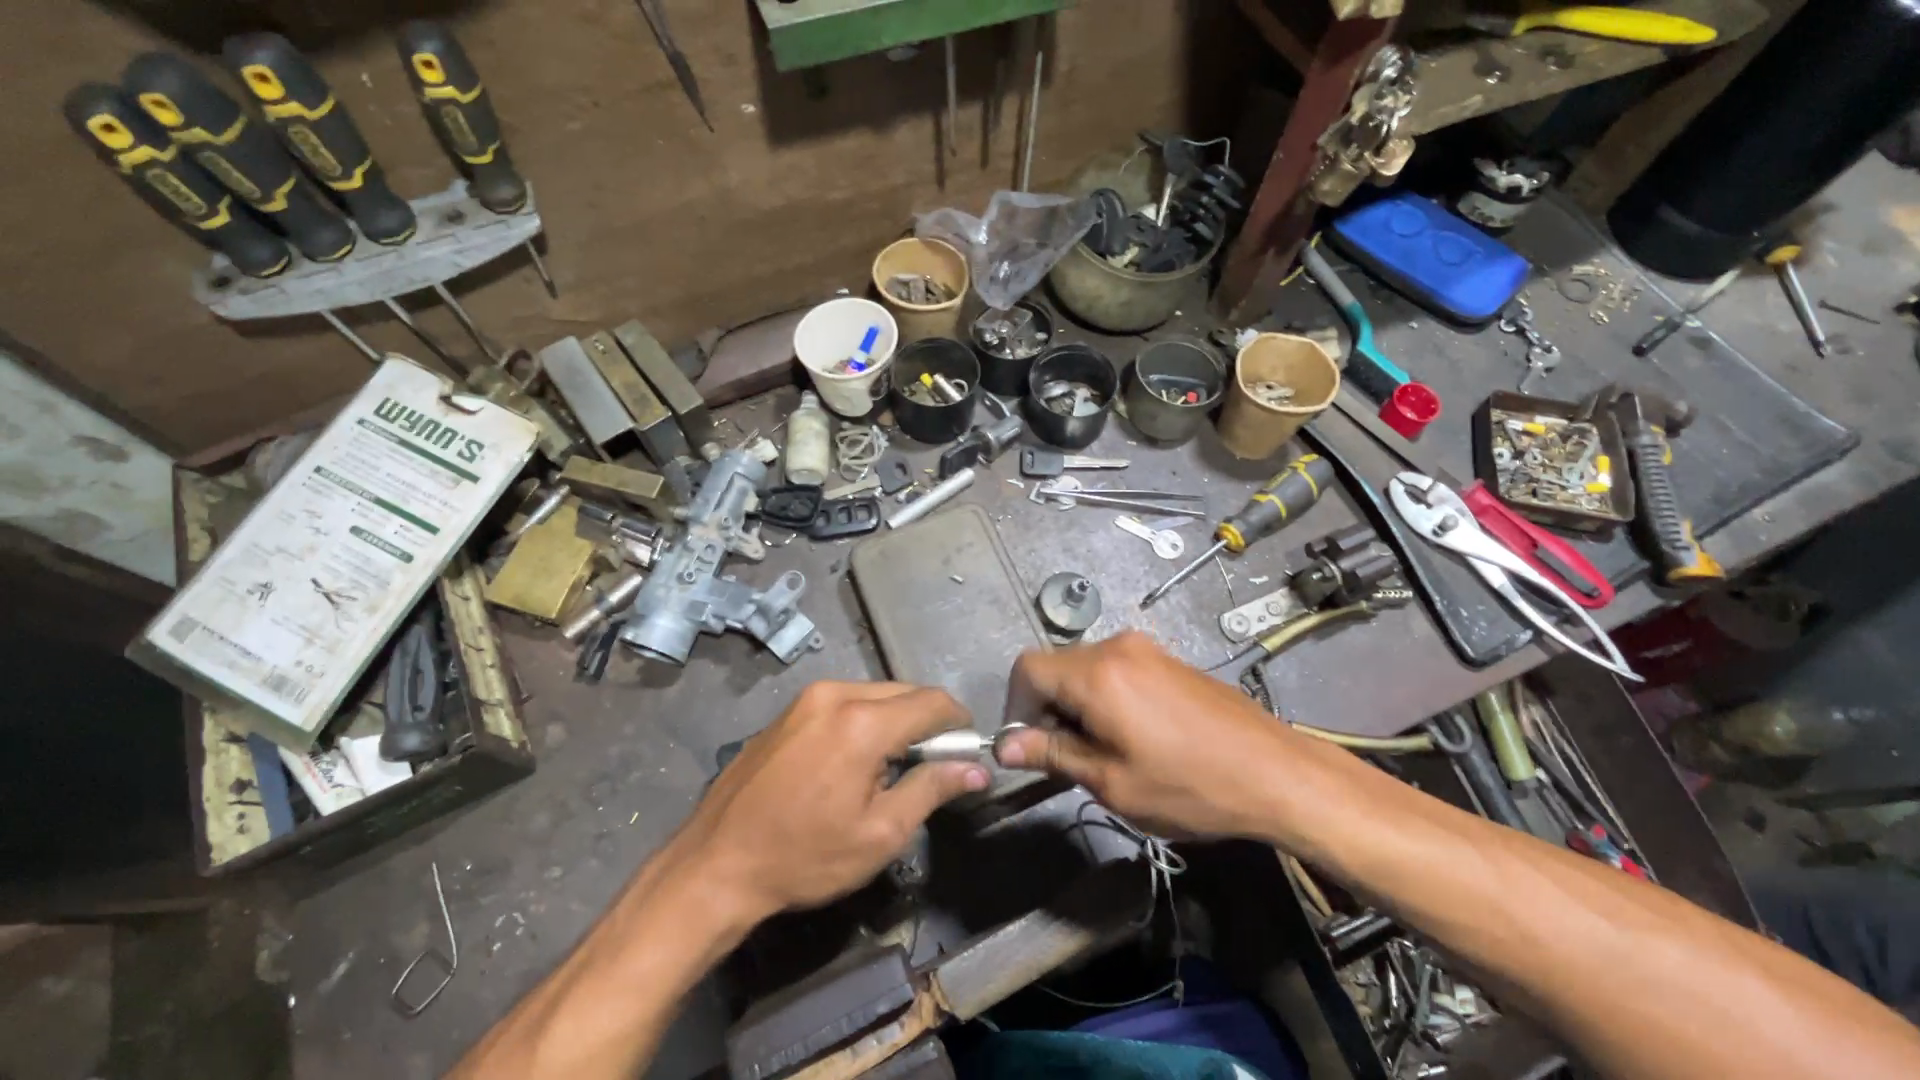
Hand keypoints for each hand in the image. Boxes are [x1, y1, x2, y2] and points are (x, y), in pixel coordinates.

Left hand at [666, 682, 989, 920]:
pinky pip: (842, 703)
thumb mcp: (880, 834)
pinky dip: (863, 721)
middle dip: (927, 721)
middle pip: (903, 692)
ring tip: (892, 768)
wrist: (715, 865)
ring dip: (895, 721)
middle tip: (934, 766)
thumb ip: (932, 789)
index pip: (932, 702)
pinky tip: (855, 762)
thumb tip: (976, 769)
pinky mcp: (785, 713)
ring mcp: (804, 700)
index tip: (968, 751)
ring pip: (873, 695)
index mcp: (862, 723)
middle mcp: (834, 696)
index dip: (959, 723)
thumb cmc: (804, 857)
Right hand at [996, 632, 1291, 839]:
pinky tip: (1134, 737)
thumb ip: (1052, 755)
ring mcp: (1148, 650)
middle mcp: (1118, 648)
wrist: (1276, 773)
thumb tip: (1004, 746)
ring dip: (1077, 705)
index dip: (1016, 708)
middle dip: (1047, 709)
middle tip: (1067, 759)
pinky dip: (1105, 698)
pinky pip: (1116, 670)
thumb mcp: (1112, 781)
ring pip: (1085, 669)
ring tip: (1103, 753)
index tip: (1030, 749)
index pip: (1026, 669)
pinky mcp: (1170, 660)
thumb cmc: (1189, 785)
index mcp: (1097, 674)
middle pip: (1055, 666)